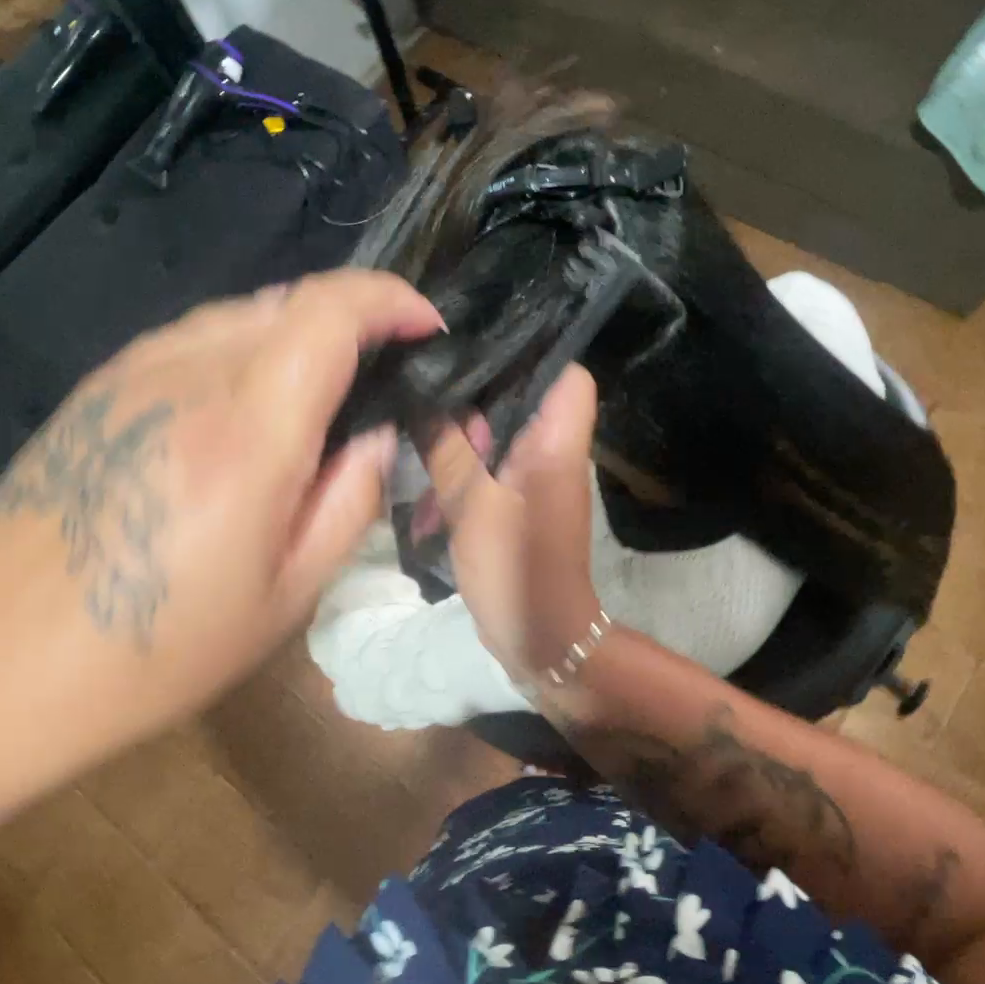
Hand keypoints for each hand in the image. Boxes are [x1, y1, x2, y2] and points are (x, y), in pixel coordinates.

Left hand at [0, 271, 441, 703]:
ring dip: (297, 334)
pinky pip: (192, 338)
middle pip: (289, 300)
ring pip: (239, 313)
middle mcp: (186, 378)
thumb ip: (349, 501)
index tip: (426, 327)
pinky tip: (244, 410)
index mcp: (245, 434)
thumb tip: (376, 435)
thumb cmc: (156, 654)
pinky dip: (243, 350)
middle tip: (381, 377)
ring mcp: (130, 374)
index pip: (328, 311)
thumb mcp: (286, 597)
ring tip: (318, 398)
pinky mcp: (95, 389)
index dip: (390, 299)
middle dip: (353, 319)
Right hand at [418, 365, 602, 675]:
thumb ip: (448, 448)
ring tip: (419, 424)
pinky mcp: (518, 499)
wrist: (541, 637)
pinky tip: (426, 464)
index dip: (531, 351)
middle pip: (525, 395)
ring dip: (464, 431)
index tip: (476, 346)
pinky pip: (493, 462)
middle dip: (478, 391)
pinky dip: (464, 461)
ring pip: (503, 430)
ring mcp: (537, 476)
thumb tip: (423, 398)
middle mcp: (554, 451)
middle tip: (430, 385)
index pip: (566, 372)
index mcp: (557, 443)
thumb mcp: (473, 505)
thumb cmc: (517, 569)